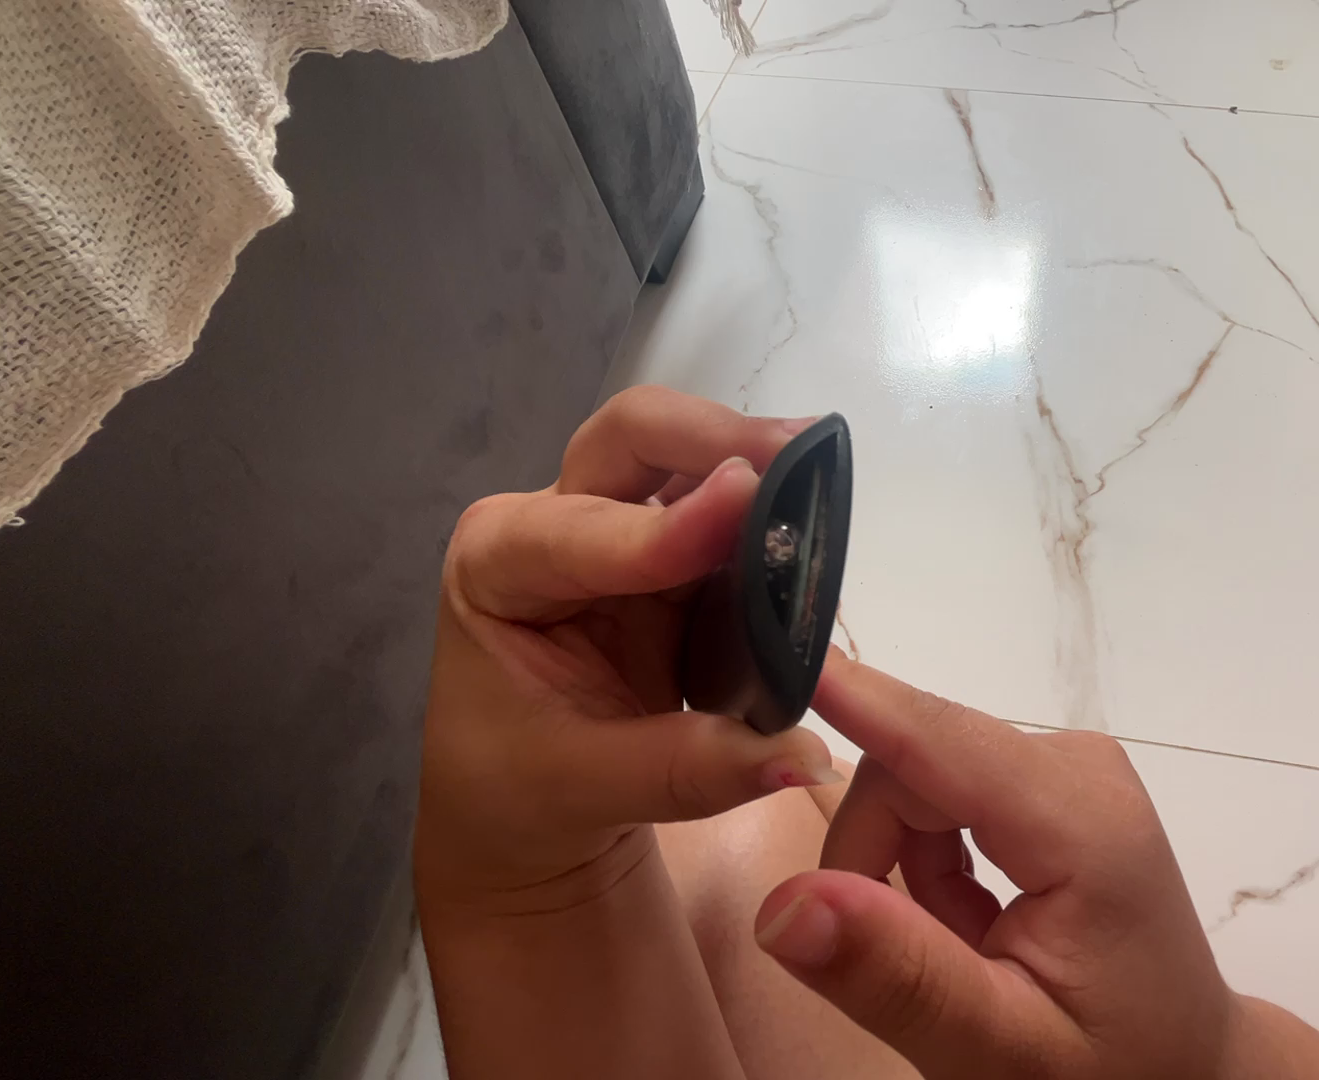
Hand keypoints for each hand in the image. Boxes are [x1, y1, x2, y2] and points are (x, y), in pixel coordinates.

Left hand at [414, 387, 840, 912]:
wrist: (529, 804)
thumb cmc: (520, 792)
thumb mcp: (585, 786)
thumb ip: (694, 769)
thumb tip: (811, 759)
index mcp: (500, 567)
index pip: (584, 528)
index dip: (667, 523)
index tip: (745, 500)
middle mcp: (561, 523)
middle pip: (632, 439)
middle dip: (712, 436)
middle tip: (796, 450)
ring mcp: (627, 530)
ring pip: (686, 454)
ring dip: (751, 452)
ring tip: (818, 463)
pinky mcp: (681, 556)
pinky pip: (727, 504)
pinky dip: (771, 497)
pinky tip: (813, 500)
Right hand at [750, 653, 1251, 1078]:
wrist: (1190, 1057)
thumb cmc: (1112, 1067)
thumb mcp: (1004, 1054)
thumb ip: (900, 977)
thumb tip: (785, 904)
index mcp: (1081, 824)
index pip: (944, 741)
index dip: (863, 700)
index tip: (794, 661)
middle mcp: (1074, 763)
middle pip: (913, 767)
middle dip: (874, 858)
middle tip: (893, 958)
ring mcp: (1063, 760)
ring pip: (917, 775)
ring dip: (904, 865)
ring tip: (956, 947)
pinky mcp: (1047, 772)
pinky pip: (941, 786)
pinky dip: (929, 856)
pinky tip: (971, 918)